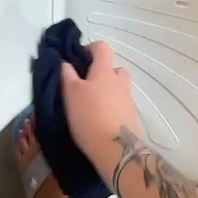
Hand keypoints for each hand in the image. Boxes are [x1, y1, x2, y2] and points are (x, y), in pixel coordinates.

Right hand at [59, 41, 141, 180]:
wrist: (115, 149)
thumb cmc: (89, 116)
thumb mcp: (70, 94)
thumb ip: (67, 75)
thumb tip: (65, 62)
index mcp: (105, 71)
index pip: (102, 47)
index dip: (89, 48)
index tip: (77, 60)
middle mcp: (120, 80)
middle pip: (113, 68)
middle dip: (100, 72)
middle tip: (85, 85)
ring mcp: (128, 98)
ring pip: (117, 86)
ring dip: (107, 90)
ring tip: (92, 103)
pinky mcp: (131, 115)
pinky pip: (120, 102)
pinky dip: (111, 105)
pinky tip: (100, 118)